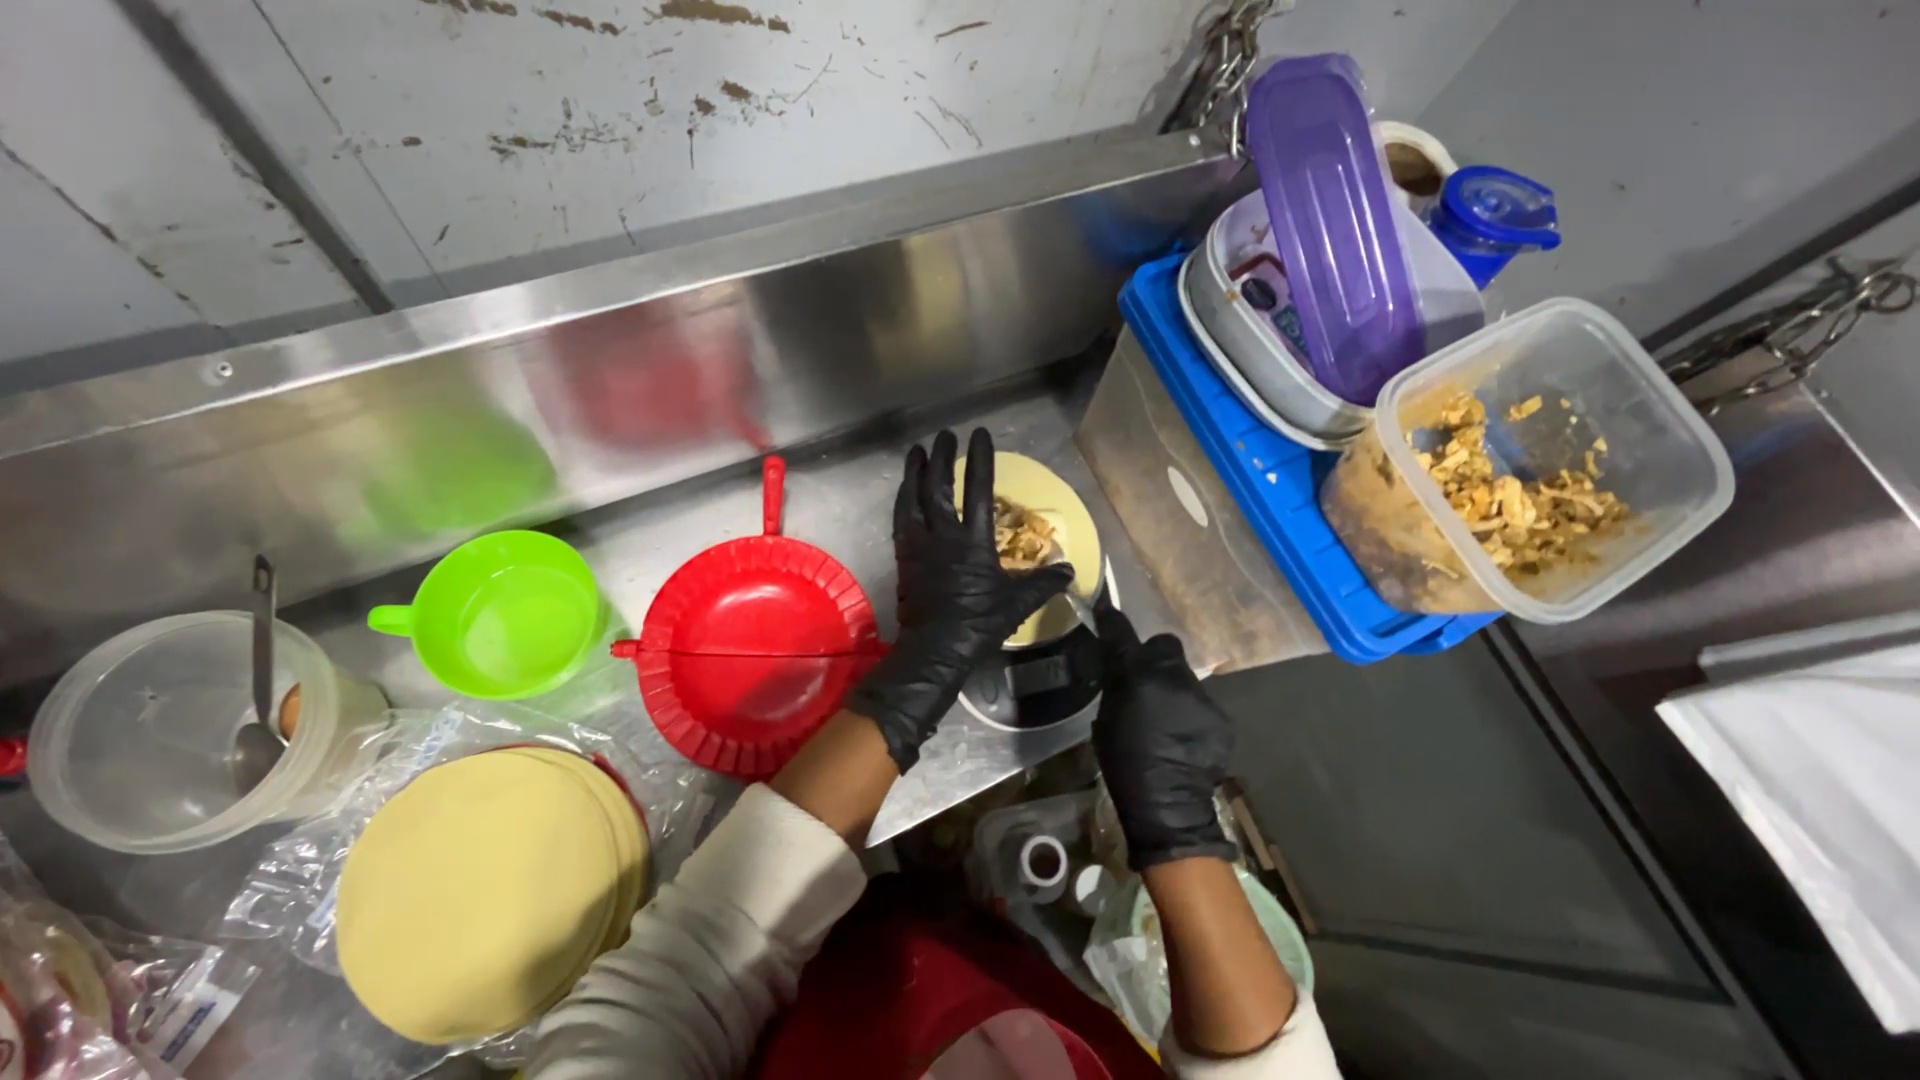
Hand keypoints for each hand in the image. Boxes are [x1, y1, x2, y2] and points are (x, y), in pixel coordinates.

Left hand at [847, 428, 1073, 771]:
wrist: (935, 648)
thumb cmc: (979, 623)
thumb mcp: (1018, 603)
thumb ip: (1043, 583)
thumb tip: (1069, 569)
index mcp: (973, 542)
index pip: (977, 489)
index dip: (980, 459)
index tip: (979, 434)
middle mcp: (943, 536)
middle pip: (939, 486)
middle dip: (942, 457)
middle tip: (945, 434)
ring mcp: (919, 545)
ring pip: (913, 499)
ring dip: (915, 472)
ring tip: (917, 451)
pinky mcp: (903, 557)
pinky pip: (900, 519)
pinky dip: (902, 499)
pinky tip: (903, 490)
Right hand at [1092, 607, 1237, 870]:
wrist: (1166, 804)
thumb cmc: (1123, 764)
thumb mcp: (1106, 718)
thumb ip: (1117, 686)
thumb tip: (1120, 668)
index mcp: (1135, 676)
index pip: (1120, 634)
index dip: (1112, 620)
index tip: (1106, 611)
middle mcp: (1171, 676)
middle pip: (1164, 648)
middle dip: (1154, 658)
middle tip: (1147, 682)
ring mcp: (1201, 695)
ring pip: (1184, 677)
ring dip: (1175, 690)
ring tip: (1166, 719)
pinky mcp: (1221, 716)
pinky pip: (1201, 704)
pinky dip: (1191, 715)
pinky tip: (1183, 737)